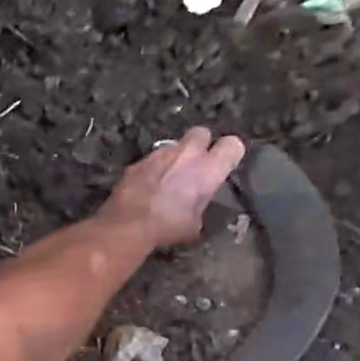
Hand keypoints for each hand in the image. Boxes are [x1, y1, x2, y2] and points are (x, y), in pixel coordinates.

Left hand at [101, 127, 246, 248]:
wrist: (127, 225)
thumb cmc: (167, 228)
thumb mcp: (195, 224)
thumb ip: (202, 203)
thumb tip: (198, 203)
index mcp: (208, 168)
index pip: (232, 145)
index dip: (229, 154)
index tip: (223, 166)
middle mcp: (186, 154)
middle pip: (201, 132)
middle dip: (201, 145)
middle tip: (195, 166)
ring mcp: (159, 155)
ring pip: (174, 145)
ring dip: (174, 158)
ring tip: (167, 178)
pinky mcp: (137, 162)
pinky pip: (151, 159)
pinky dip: (153, 168)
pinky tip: (146, 185)